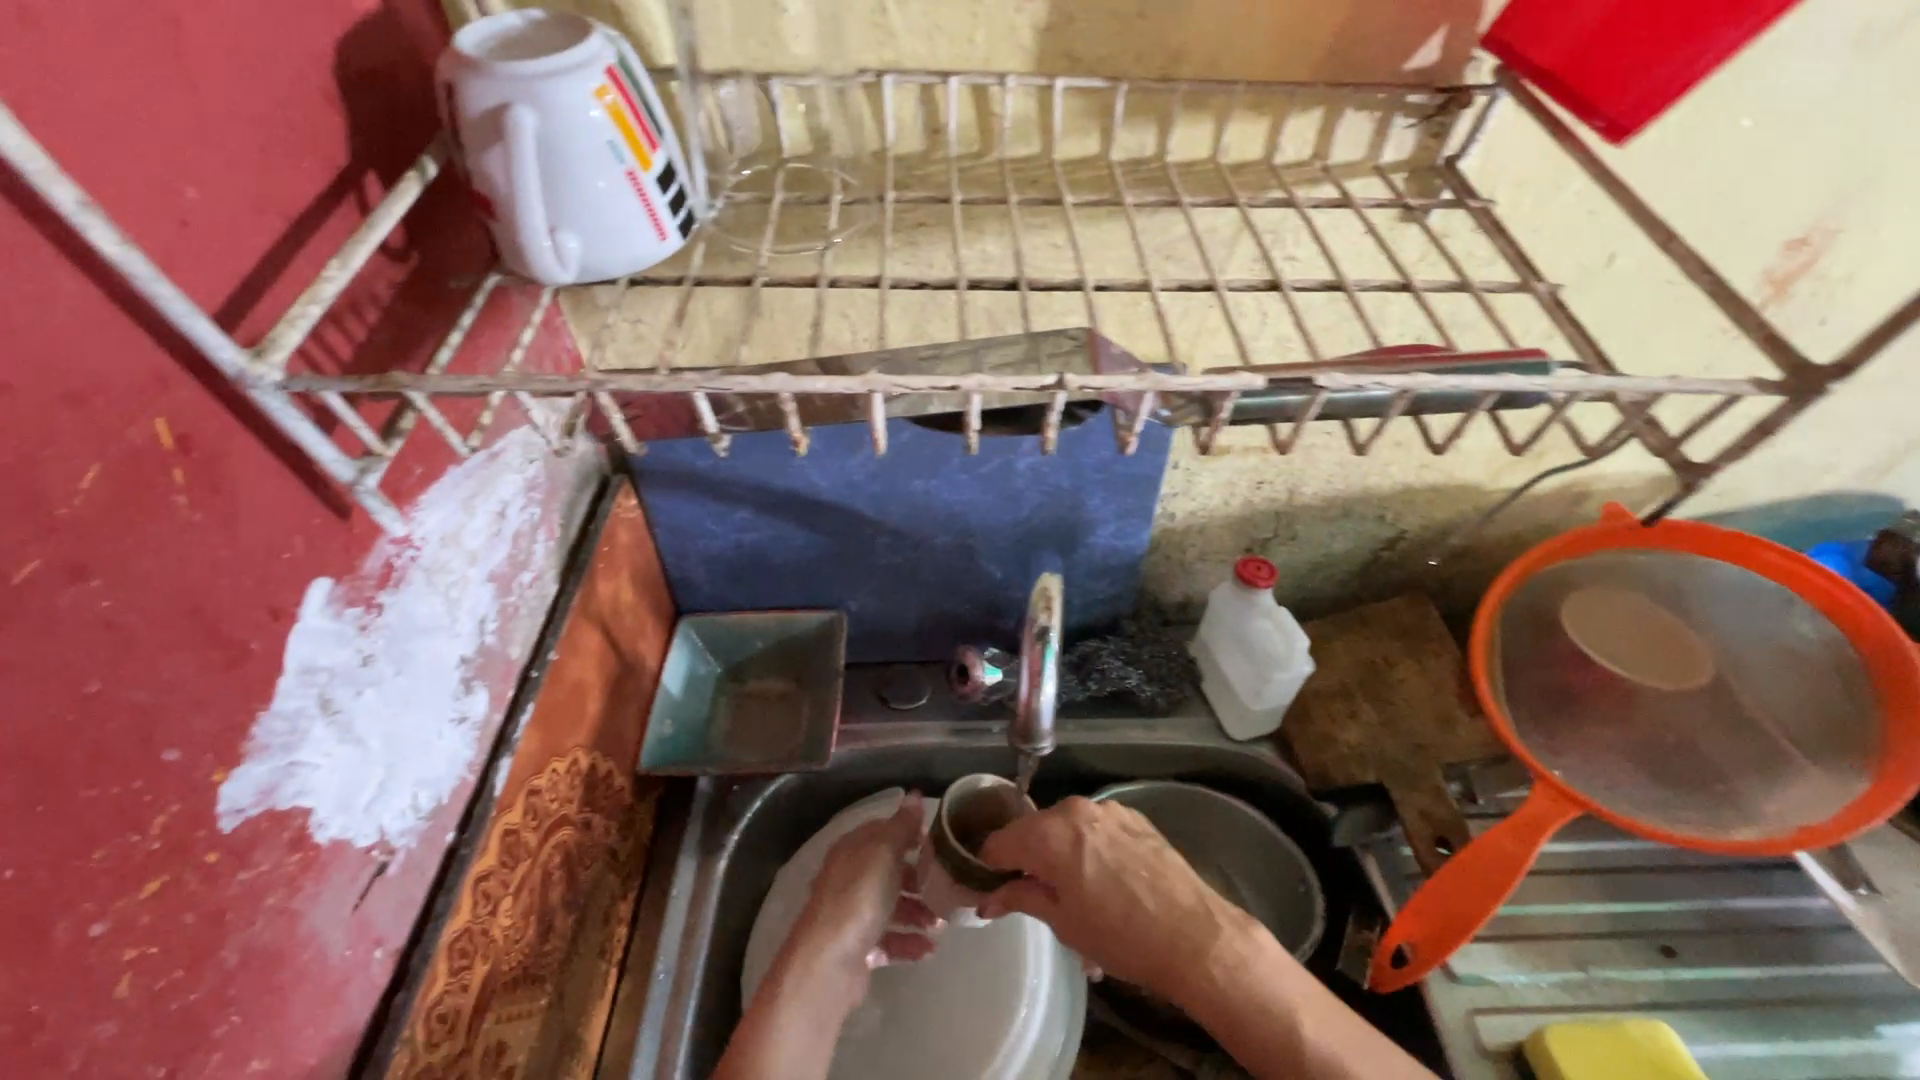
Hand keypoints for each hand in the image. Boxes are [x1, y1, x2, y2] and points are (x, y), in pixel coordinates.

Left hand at [783, 793, 940, 992]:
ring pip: (891, 908)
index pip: (882, 834)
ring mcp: (852, 915)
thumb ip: (901, 826)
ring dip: (918, 915)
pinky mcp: (857, 948)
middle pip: (889, 873)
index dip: (909, 836)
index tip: (937, 846)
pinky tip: (929, 950)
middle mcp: (849, 879)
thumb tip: (912, 795)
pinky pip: (889, 941)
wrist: (829, 961)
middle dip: (919, 881)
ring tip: (939, 927)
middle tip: (945, 890)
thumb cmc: (860, 897)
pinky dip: (909, 943)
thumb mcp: (884, 852)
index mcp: (852, 851)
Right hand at [977, 796, 1256, 1005]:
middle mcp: (1074, 810)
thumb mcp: (1062, 922)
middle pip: (1033, 831)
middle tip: (1035, 898)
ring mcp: (1108, 810)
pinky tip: (1106, 884)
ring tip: (1076, 896)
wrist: (1194, 935)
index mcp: (1047, 834)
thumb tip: (987, 899)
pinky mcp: (1135, 818)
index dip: (989, 868)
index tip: (990, 891)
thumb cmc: (1120, 936)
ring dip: (1060, 855)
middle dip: (1027, 860)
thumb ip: (1020, 899)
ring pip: (1066, 829)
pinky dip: (1089, 850)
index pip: (998, 843)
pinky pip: (1096, 829)